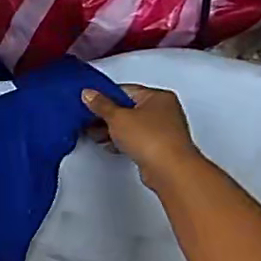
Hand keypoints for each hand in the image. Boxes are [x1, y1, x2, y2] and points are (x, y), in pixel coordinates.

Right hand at [82, 84, 203, 188]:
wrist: (169, 170)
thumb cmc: (154, 140)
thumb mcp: (117, 117)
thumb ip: (101, 104)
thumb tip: (90, 95)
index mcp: (158, 97)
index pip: (125, 90)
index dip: (105, 95)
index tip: (91, 100)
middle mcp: (164, 111)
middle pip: (127, 108)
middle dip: (107, 116)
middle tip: (91, 119)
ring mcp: (162, 131)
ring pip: (131, 126)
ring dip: (113, 130)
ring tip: (98, 134)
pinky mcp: (158, 148)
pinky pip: (135, 140)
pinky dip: (122, 142)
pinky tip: (112, 145)